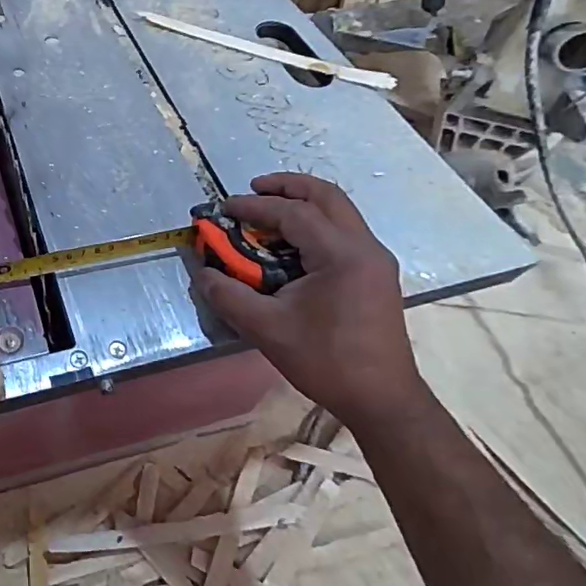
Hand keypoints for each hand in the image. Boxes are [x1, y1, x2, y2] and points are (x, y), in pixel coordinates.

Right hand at [194, 173, 430, 430]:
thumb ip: (230, 297)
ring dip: (305, 203)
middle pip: (326, 195)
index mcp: (342, 253)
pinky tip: (294, 243)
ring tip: (271, 211)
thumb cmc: (327, 363)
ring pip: (340, 210)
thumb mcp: (269, 330)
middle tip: (254, 189)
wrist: (383, 399)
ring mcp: (376, 259)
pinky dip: (318, 224)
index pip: (294, 213)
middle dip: (287, 186)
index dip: (256, 207)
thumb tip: (202, 275)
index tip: (225, 208)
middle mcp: (365, 246)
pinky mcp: (377, 273)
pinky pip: (345, 231)